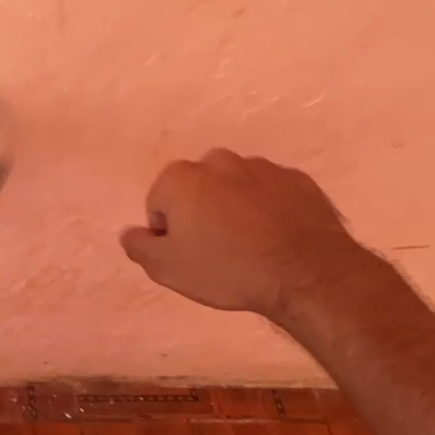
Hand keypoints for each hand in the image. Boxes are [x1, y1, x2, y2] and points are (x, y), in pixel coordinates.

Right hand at [120, 148, 370, 318]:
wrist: (306, 273)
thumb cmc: (226, 269)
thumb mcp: (167, 268)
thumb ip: (139, 246)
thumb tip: (129, 232)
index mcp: (181, 178)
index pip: (159, 204)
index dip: (169, 233)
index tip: (188, 255)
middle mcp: (219, 162)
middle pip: (197, 190)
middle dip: (201, 214)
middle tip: (215, 251)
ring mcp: (263, 168)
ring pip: (235, 189)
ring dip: (235, 211)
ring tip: (249, 248)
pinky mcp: (299, 180)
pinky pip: (272, 195)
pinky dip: (269, 211)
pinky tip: (276, 240)